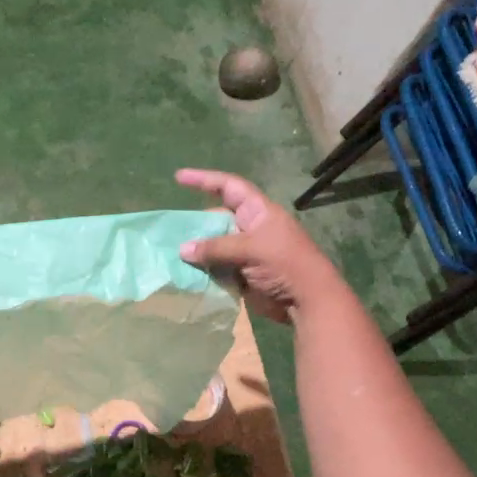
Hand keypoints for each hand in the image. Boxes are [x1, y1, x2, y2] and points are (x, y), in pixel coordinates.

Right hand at [176, 169, 344, 322]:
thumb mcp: (250, 249)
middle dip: (195, 223)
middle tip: (171, 231)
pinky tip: (184, 273)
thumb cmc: (284, 264)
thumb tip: (183, 249)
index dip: (204, 180)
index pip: (228, 187)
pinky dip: (202, 269)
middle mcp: (249, 228)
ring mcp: (245, 252)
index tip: (179, 177)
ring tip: (171, 253)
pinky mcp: (241, 273)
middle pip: (216, 218)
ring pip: (214, 245)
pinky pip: (216, 267)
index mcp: (257, 212)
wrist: (305, 300)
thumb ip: (216, 248)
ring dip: (196, 250)